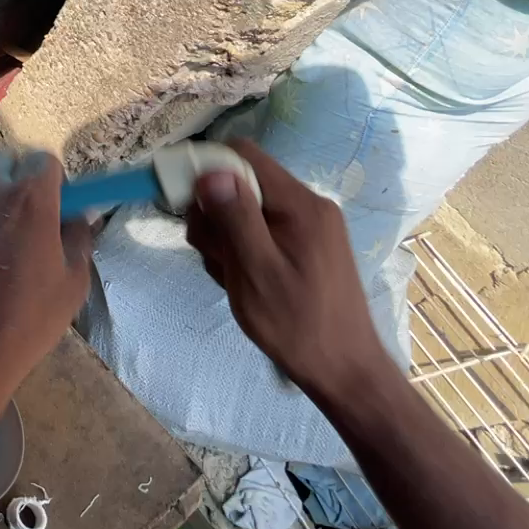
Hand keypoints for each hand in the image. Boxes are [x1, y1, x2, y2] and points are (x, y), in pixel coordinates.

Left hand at [0, 151, 94, 407]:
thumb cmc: (23, 322)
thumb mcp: (71, 285)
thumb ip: (78, 238)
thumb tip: (80, 215)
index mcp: (30, 200)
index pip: (43, 161)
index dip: (47, 180)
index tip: (47, 200)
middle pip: (0, 165)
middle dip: (8, 183)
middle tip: (9, 220)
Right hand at [185, 140, 388, 399]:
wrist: (344, 373)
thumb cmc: (297, 324)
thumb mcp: (256, 270)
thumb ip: (235, 218)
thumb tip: (210, 171)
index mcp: (300, 205)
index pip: (242, 156)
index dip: (205, 169)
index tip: (185, 202)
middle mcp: (305, 206)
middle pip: (236, 182)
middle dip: (211, 213)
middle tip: (211, 252)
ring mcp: (304, 226)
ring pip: (238, 208)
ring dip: (220, 236)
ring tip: (228, 273)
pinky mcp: (299, 245)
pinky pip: (252, 230)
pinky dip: (235, 250)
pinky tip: (240, 278)